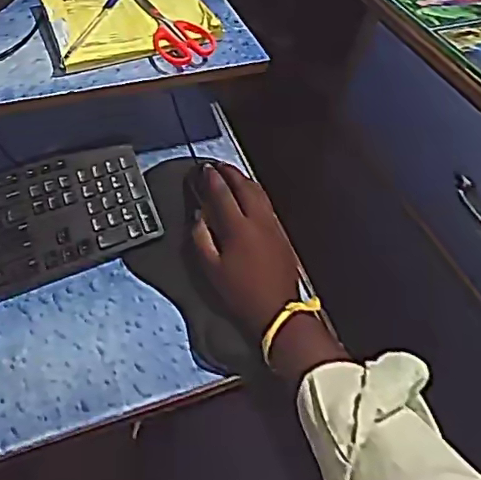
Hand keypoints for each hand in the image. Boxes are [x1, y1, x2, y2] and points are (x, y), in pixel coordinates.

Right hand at [190, 162, 347, 383]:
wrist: (278, 313)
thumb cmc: (241, 293)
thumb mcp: (210, 268)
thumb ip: (201, 238)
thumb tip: (198, 217)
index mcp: (237, 228)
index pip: (222, 193)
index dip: (211, 178)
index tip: (204, 169)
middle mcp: (258, 222)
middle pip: (244, 186)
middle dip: (229, 172)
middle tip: (217, 166)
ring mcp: (273, 227)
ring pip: (259, 193)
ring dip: (244, 180)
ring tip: (232, 175)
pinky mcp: (282, 234)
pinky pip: (267, 204)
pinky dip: (255, 193)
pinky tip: (248, 196)